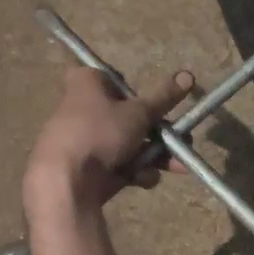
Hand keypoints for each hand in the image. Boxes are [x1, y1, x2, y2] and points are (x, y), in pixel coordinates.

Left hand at [25, 65, 193, 215]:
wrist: (65, 180)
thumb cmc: (100, 132)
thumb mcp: (139, 113)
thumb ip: (165, 97)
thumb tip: (189, 74)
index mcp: (87, 83)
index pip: (118, 81)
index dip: (140, 95)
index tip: (158, 108)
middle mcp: (82, 107)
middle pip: (128, 117)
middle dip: (159, 134)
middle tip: (182, 141)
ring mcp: (84, 139)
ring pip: (127, 143)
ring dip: (153, 155)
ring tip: (178, 166)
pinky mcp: (87, 166)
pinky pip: (117, 164)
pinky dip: (134, 171)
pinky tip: (145, 180)